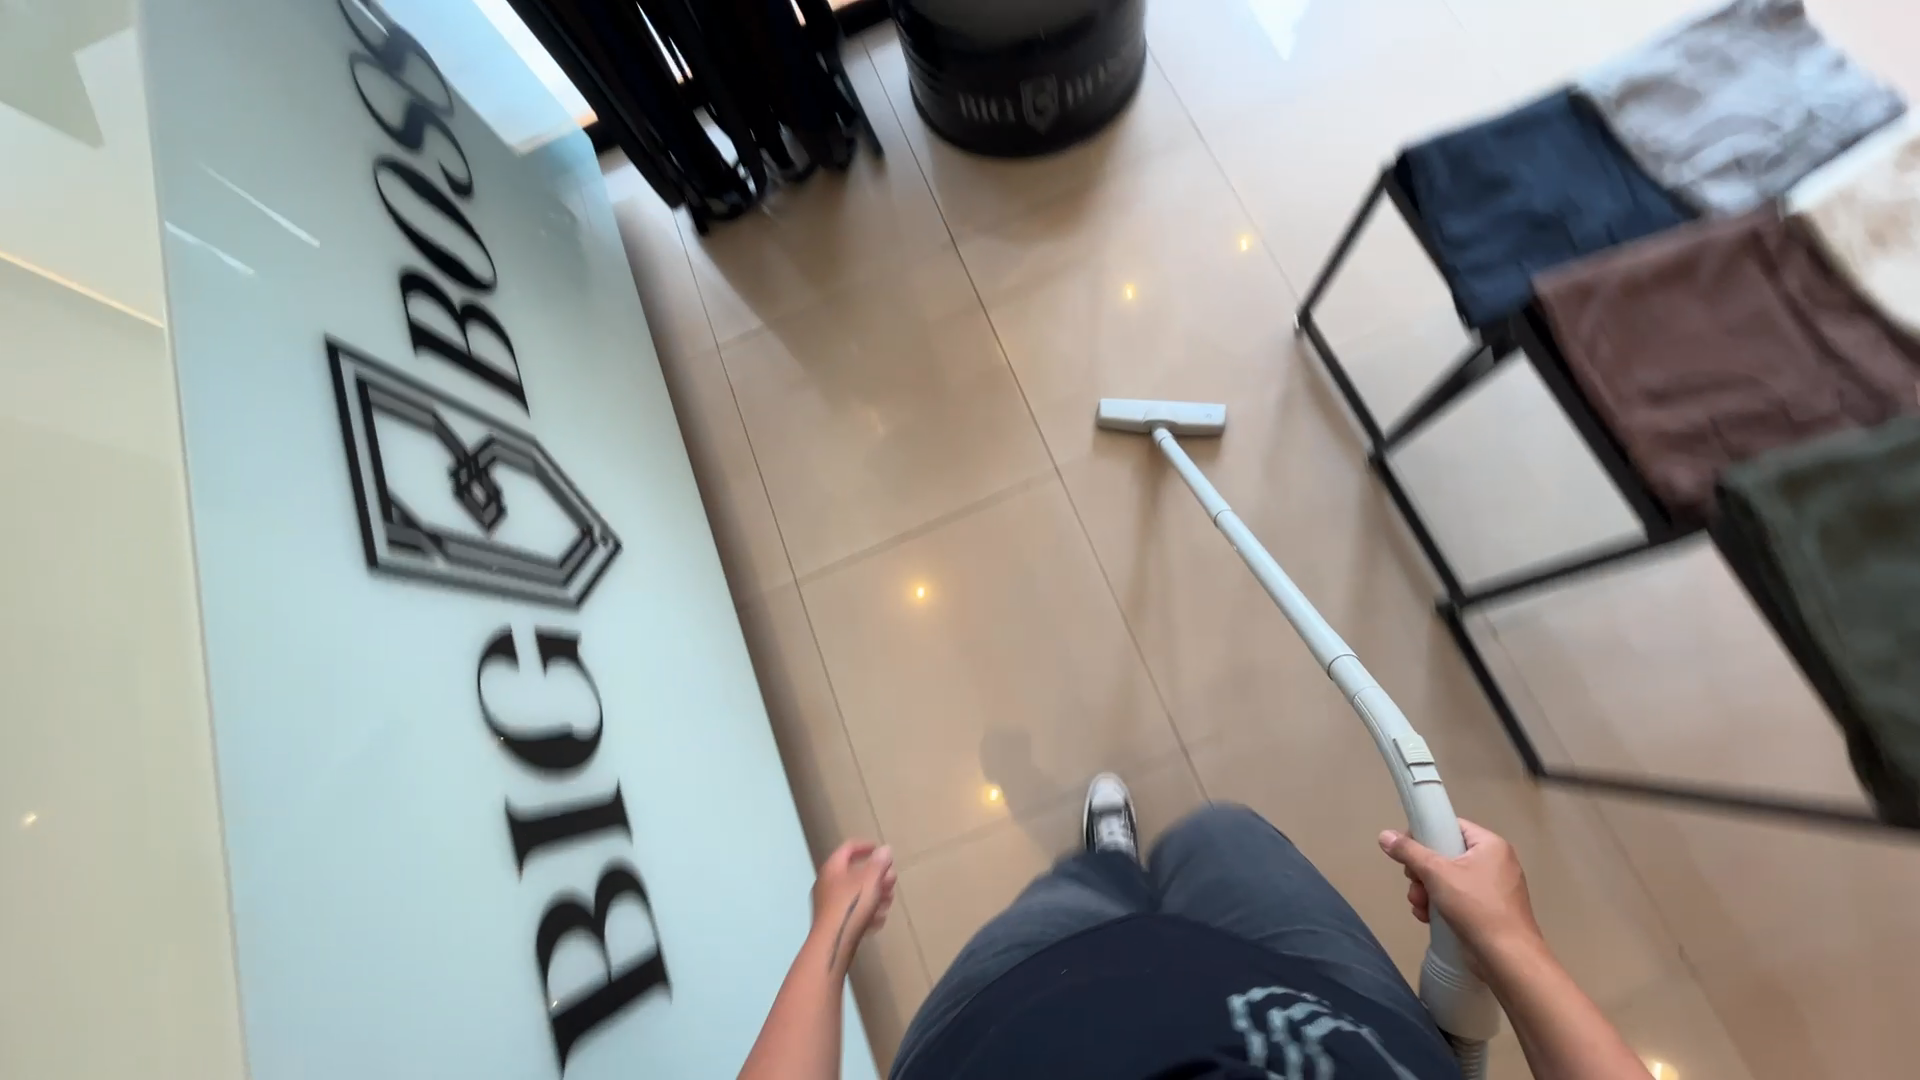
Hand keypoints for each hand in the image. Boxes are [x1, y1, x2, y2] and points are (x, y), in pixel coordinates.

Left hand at [810, 840, 895, 977]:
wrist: (833, 945)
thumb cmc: (851, 905)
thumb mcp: (870, 879)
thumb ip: (879, 863)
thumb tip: (885, 849)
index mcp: (832, 868)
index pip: (848, 848)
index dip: (865, 846)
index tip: (880, 849)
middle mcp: (827, 884)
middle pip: (854, 873)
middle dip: (876, 875)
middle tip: (892, 879)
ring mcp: (829, 906)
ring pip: (856, 895)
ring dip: (875, 895)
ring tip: (889, 900)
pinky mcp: (833, 925)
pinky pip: (853, 913)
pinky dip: (867, 913)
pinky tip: (878, 920)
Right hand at [1378, 818, 1543, 968]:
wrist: (1508, 959)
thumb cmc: (1476, 906)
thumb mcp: (1436, 872)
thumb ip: (1409, 851)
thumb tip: (1384, 835)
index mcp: (1490, 846)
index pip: (1450, 826)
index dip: (1425, 834)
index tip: (1407, 850)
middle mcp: (1495, 863)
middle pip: (1444, 854)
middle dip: (1421, 871)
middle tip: (1413, 882)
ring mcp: (1494, 888)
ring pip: (1446, 878)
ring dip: (1425, 890)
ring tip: (1419, 905)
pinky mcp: (1489, 910)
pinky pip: (1457, 897)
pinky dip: (1439, 904)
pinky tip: (1427, 917)